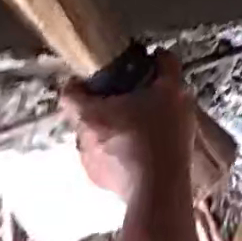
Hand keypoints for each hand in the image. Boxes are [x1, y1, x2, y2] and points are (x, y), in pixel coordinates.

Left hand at [60, 50, 194, 201]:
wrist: (159, 188)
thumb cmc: (160, 132)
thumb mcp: (172, 90)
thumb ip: (166, 67)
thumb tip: (161, 53)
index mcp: (91, 112)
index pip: (69, 92)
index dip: (82, 83)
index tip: (102, 79)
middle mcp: (81, 138)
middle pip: (86, 114)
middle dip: (107, 106)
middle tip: (134, 100)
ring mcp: (88, 163)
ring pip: (95, 138)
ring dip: (113, 130)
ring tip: (143, 128)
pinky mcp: (100, 183)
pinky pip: (105, 158)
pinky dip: (118, 152)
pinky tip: (143, 152)